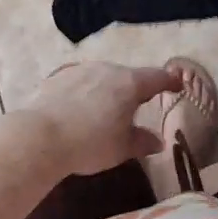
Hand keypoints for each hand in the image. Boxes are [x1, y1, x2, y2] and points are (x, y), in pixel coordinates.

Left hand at [15, 62, 180, 175]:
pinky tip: (78, 110)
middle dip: (135, 90)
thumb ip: (142, 142)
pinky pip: (80, 82)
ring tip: (106, 110)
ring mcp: (81, 69)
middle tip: (138, 106)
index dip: (169, 81)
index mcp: (129, 83)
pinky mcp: (58, 76)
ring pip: (102, 77)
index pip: (156, 77)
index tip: (177, 85)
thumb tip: (158, 141)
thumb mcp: (121, 149)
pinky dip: (85, 93)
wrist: (39, 135)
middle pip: (128, 76)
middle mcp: (107, 69)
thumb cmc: (89, 143)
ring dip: (108, 90)